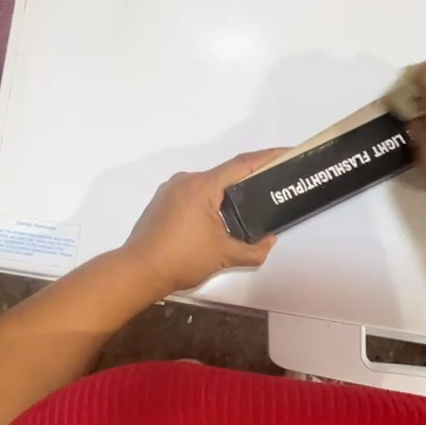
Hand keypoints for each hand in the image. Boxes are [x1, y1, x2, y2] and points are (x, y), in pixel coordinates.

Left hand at [118, 149, 284, 296]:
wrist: (139, 271)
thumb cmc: (181, 259)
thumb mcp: (224, 256)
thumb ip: (254, 249)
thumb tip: (268, 242)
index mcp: (202, 186)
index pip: (242, 165)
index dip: (268, 157)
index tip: (286, 154)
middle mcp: (185, 181)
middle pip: (224, 175)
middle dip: (248, 181)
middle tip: (269, 189)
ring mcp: (170, 190)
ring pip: (207, 186)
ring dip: (226, 195)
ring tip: (244, 209)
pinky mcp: (161, 202)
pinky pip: (192, 195)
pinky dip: (208, 202)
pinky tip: (216, 220)